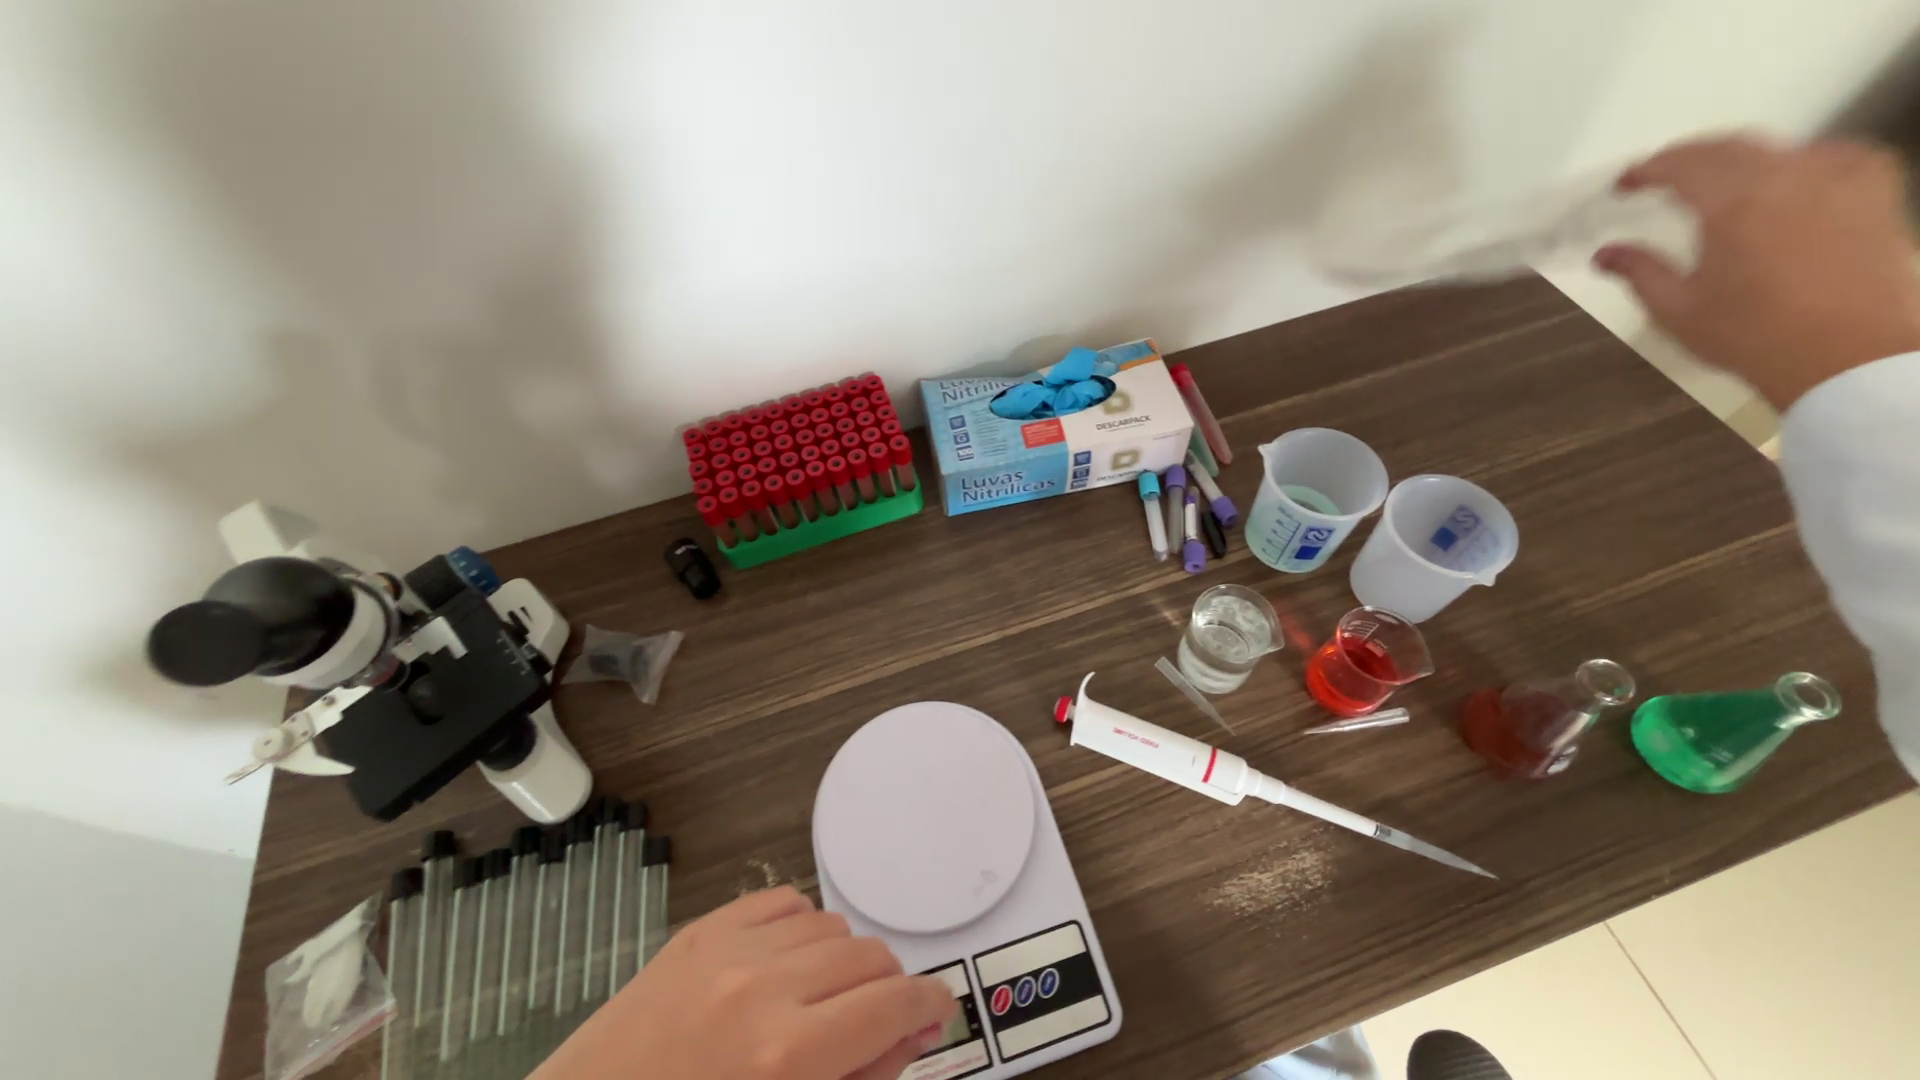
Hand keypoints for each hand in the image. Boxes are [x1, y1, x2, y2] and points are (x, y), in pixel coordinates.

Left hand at [530, 886, 955, 1079]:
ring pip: (832, 927)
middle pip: (871, 957)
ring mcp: (730, 950)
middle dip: (886, 989)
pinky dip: (800, 928)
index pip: (894, 1005)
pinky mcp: (703, 929)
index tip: (936, 1010)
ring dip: (842, 961)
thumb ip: (863, 1076)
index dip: (930, 1005)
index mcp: (787, 1056)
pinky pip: (784, 902)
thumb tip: (912, 1032)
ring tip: (820, 998)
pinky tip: (786, 964)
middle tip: (874, 1019)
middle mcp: (764, 990)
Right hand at [1594, 135, 1919, 408]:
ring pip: (1778, 149)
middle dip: (1689, 157)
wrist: (1845, 351)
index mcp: (1735, 203)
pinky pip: (1828, 157)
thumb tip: (1604, 253)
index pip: (1684, 165)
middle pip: (1730, 148)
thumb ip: (1640, 272)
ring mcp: (1839, 178)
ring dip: (1737, 160)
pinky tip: (1783, 183)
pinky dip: (1794, 162)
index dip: (1649, 169)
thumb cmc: (1749, 333)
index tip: (1626, 183)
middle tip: (1660, 176)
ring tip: (1714, 182)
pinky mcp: (1873, 190)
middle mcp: (1789, 176)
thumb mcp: (1677, 308)